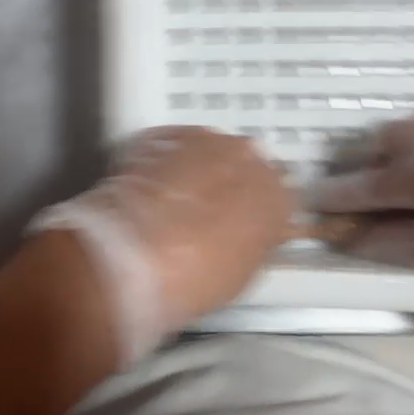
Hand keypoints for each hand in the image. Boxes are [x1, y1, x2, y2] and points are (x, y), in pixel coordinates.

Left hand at [33, 126, 291, 362]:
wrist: (136, 255)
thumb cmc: (197, 278)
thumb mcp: (242, 272)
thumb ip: (251, 241)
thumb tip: (241, 233)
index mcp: (276, 196)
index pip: (276, 196)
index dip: (255, 210)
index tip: (240, 224)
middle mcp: (247, 157)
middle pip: (242, 164)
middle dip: (226, 183)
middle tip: (204, 210)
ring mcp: (202, 140)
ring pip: (205, 151)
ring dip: (193, 168)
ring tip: (171, 197)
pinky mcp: (160, 136)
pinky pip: (168, 146)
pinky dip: (160, 162)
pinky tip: (147, 185)